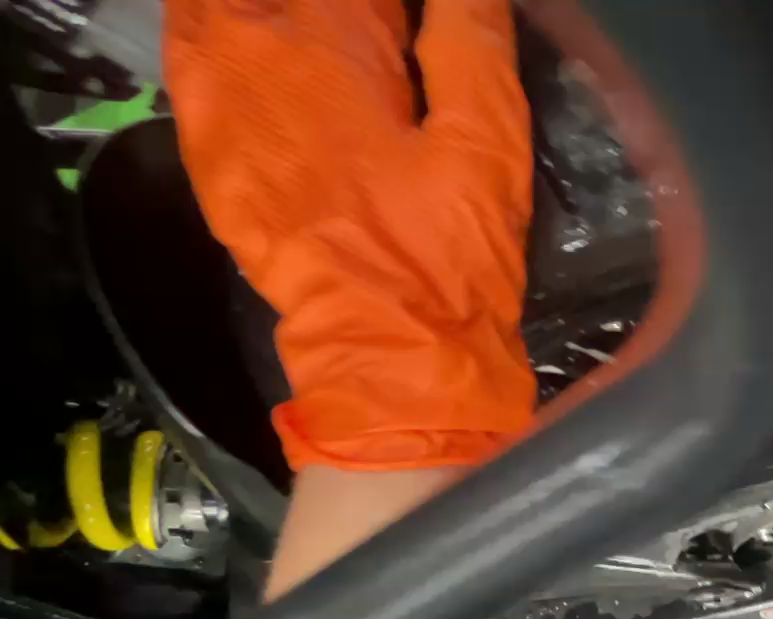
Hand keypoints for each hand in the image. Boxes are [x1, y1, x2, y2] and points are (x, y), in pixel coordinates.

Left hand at [165, 0, 534, 471]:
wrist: (391, 345)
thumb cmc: (450, 252)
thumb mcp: (488, 152)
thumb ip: (474, 53)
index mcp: (329, 41)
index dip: (416, 9)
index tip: (437, 28)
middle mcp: (248, 44)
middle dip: (350, 18)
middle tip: (391, 54)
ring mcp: (212, 90)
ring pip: (234, 9)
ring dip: (297, 23)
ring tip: (350, 63)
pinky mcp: (206, 137)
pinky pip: (199, 44)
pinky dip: (240, 35)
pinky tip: (283, 59)